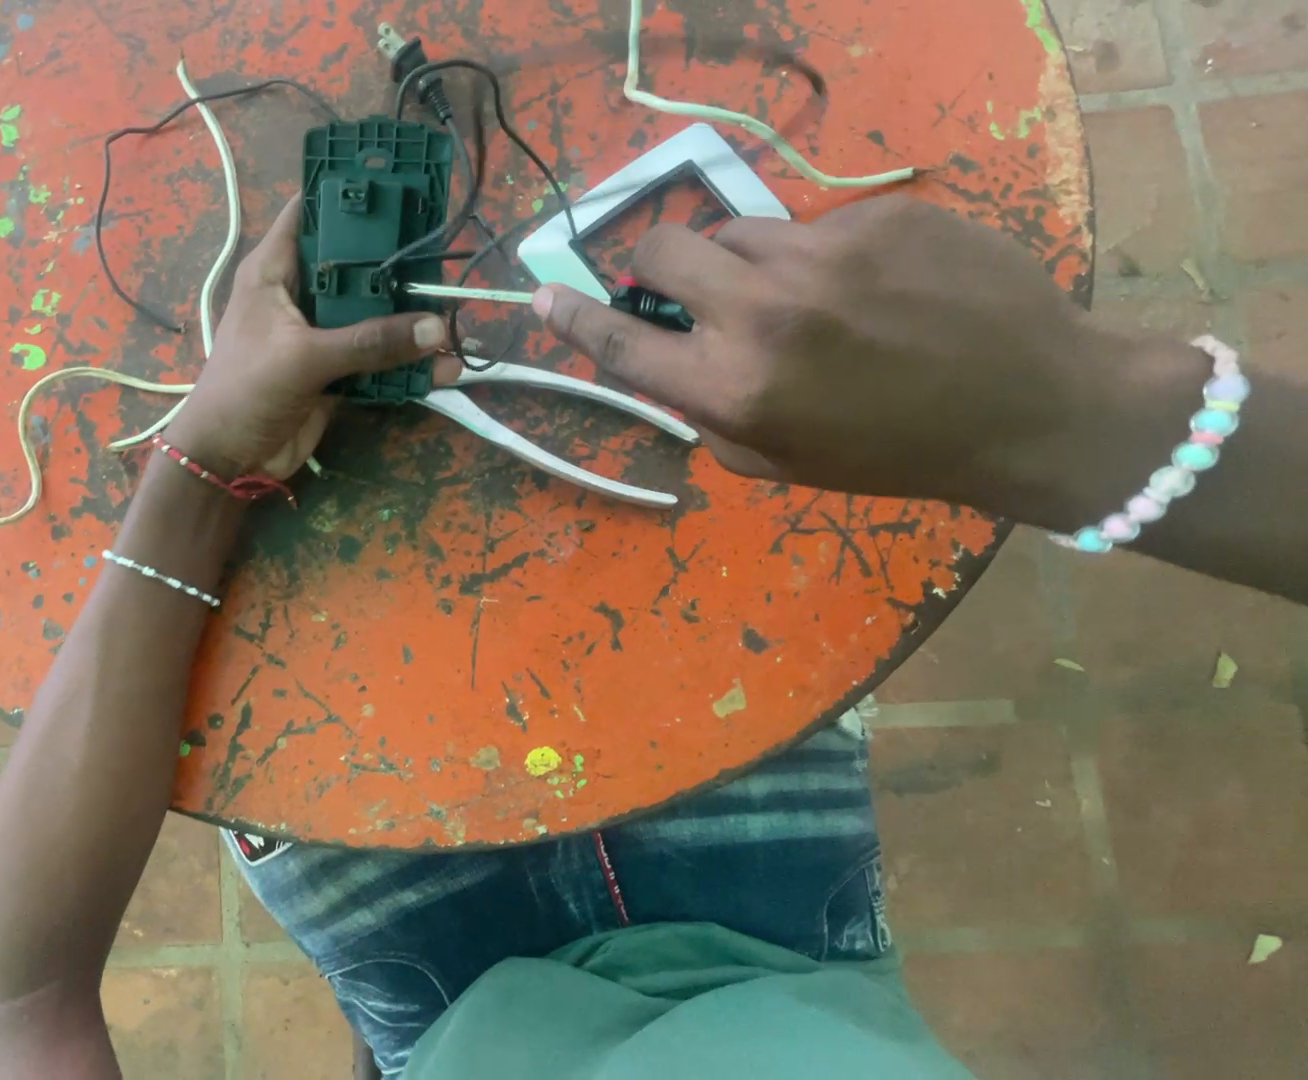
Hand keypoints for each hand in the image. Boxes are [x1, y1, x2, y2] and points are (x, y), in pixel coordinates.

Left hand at [163, 197, 454, 479]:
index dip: (349, 194)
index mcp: (275, 271)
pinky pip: (377, 361)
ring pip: (372, 317)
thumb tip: (435, 329)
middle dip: (398, 266)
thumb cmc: (246, 391)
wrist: (229, 458)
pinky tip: (442, 369)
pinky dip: (406, 366)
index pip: (311, 213)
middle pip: (356, 266)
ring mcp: (320, 335)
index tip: (400, 186)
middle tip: (445, 259)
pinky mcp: (335, 372)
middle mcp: (300, 295)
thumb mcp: (303, 358)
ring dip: (410, 323)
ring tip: (456, 324)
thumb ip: (368, 342)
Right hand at [533, 195, 1207, 519]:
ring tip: (796, 296)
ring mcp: (822, 254)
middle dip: (653, 265)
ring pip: (735, 229)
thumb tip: (671, 364)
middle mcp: (761, 313)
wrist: (1033, 407)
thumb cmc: (886, 455)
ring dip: (738, 261)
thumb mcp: (773, 461)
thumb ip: (704, 412)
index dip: (572, 319)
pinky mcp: (879, 216)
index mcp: (731, 388)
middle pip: (661, 248)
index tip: (541, 298)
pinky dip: (813, 256)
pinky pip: (810, 226)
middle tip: (678, 284)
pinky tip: (865, 287)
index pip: (621, 343)